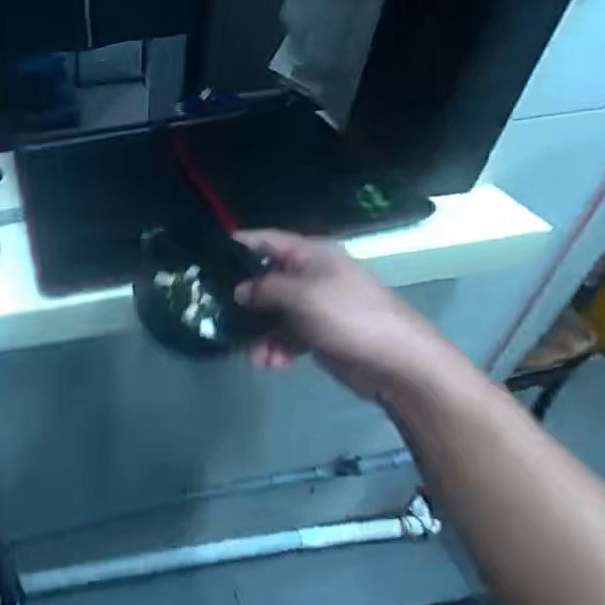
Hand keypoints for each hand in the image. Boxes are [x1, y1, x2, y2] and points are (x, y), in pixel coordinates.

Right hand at [233, 229, 464, 401]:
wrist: (396, 362)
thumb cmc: (349, 316)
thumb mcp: (302, 295)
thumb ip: (265, 288)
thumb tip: (239, 291)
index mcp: (312, 255)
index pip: (267, 240)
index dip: (238, 245)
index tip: (207, 256)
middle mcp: (311, 275)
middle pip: (265, 280)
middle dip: (244, 299)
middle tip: (216, 312)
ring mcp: (315, 306)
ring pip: (272, 314)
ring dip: (260, 333)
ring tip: (255, 355)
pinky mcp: (318, 334)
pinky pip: (287, 336)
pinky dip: (276, 349)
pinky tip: (272, 363)